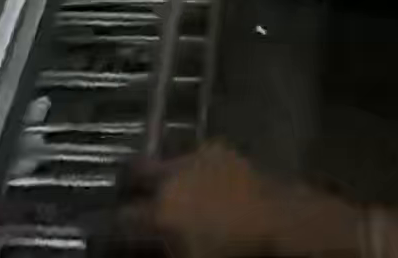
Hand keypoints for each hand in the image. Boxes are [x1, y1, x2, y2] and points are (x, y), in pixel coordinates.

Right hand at [108, 144, 361, 257]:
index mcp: (160, 214)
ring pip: (163, 162)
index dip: (103, 236)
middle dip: (124, 191)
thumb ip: (155, 252)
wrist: (297, 236)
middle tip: (127, 214)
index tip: (100, 243)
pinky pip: (193, 160)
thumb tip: (138, 248)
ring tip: (165, 204)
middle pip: (132, 172)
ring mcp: (200, 157)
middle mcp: (172, 176)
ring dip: (158, 180)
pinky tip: (199, 195)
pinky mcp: (225, 150)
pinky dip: (188, 175)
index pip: (113, 223)